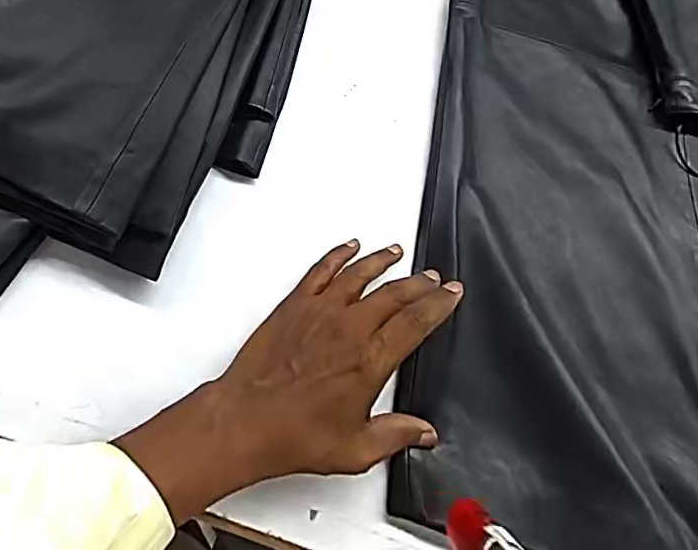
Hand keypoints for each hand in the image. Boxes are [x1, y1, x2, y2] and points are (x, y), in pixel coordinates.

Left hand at [115, 240, 462, 520]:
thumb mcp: (355, 449)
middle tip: (434, 276)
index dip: (437, 304)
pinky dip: (338, 255)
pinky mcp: (295, 303)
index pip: (414, 323)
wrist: (247, 418)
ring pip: (360, 274)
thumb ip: (395, 436)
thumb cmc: (294, 433)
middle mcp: (347, 329)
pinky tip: (348, 248)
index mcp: (367, 362)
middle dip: (419, 282)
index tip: (450, 293)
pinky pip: (322, 269)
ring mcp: (320, 311)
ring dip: (382, 260)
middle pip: (394, 294)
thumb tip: (423, 432)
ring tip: (397, 251)